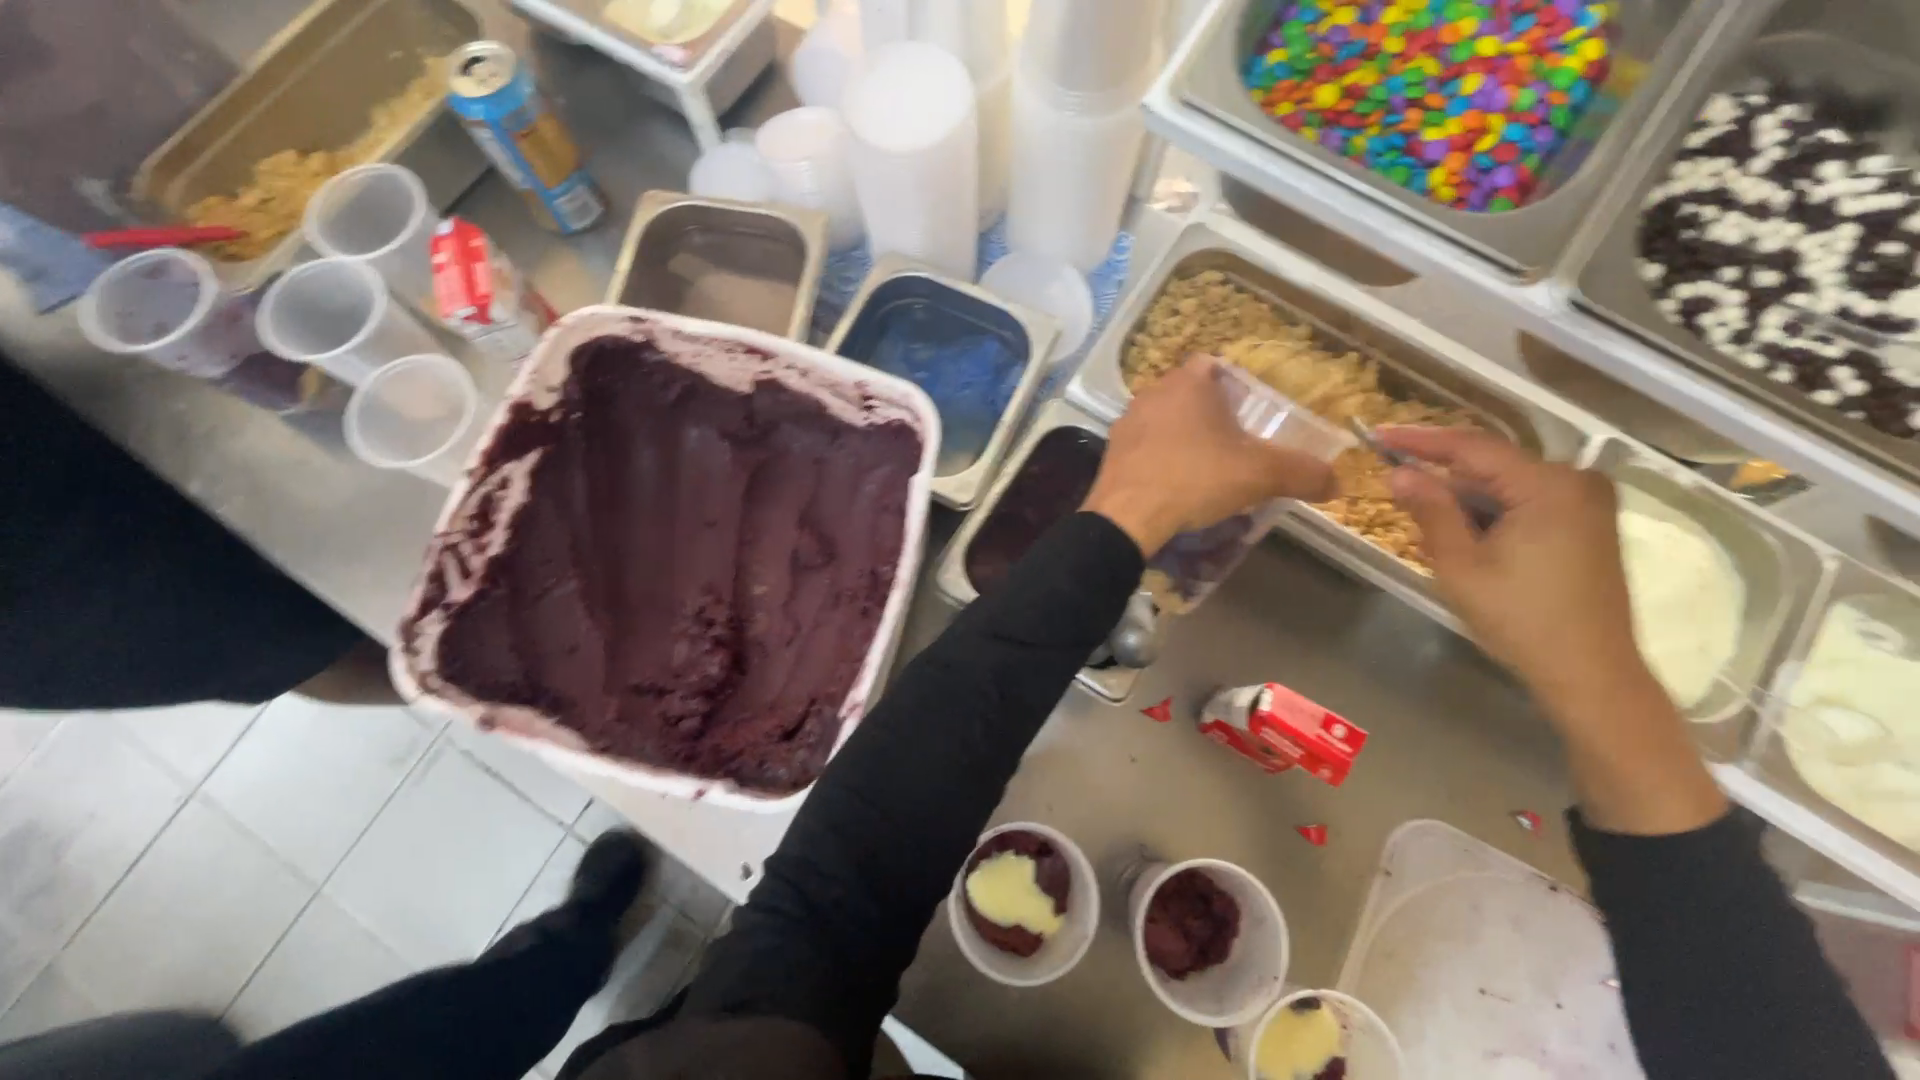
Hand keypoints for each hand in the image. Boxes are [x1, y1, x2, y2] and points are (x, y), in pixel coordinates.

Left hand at [1083, 356, 1336, 555]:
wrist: (1128, 516)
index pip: (1215, 366)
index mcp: (1189, 382)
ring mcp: (1126, 421)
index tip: (1249, 414)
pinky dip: (1160, 459)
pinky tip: (1173, 484)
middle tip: (1233, 444)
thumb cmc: (1196, 479)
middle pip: (1189, 393)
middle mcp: (1153, 391)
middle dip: (1210, 414)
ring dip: (1183, 436)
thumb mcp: (1260, 476)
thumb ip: (1302, 474)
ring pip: (1164, 420)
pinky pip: (1144, 447)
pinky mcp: (1111, 451)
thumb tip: (1338, 483)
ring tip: (1204, 467)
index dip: (1235, 385)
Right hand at [1381, 426, 1725, 834]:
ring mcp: (1588, 503)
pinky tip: (1462, 534)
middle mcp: (1576, 482)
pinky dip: (1490, 512)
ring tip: (1422, 518)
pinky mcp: (1589, 525)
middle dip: (1442, 475)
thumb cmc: (1520, 619)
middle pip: (1492, 465)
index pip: (1473, 447)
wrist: (1591, 672)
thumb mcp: (1460, 564)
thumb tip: (1398, 472)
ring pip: (1507, 486)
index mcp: (1548, 485)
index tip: (1378, 434)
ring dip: (1464, 498)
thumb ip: (1430, 510)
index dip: (1421, 440)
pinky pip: (1527, 503)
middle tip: (1393, 482)